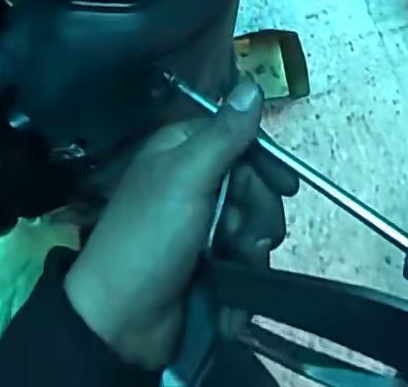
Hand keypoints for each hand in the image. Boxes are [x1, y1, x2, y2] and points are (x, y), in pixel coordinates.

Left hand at [63, 79, 296, 368]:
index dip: (265, 161)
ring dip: (252, 244)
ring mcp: (200, 221)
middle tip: (255, 236)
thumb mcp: (187, 177)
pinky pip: (242, 255)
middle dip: (258, 211)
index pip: (239, 138)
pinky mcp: (207, 259)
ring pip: (251, 220)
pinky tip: (235, 287)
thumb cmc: (151, 236)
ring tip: (238, 263)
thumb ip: (224, 134)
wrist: (119, 323)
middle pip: (251, 182)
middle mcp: (193, 178)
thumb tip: (251, 84)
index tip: (288, 187)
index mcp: (183, 148)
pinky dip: (243, 271)